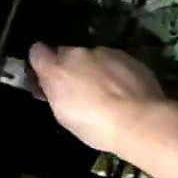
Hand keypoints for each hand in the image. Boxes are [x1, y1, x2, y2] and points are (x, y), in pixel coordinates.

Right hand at [28, 43, 168, 155]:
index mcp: (56, 69)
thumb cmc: (94, 125)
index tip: (46, 76)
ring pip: (92, 57)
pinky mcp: (127, 56)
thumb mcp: (63, 114)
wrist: (139, 120)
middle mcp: (78, 54)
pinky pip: (113, 60)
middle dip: (69, 67)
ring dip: (93, 69)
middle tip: (79, 90)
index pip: (37, 52)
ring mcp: (104, 52)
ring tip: (106, 93)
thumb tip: (50, 83)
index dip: (41, 62)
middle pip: (66, 54)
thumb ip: (53, 92)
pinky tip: (124, 91)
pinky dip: (114, 71)